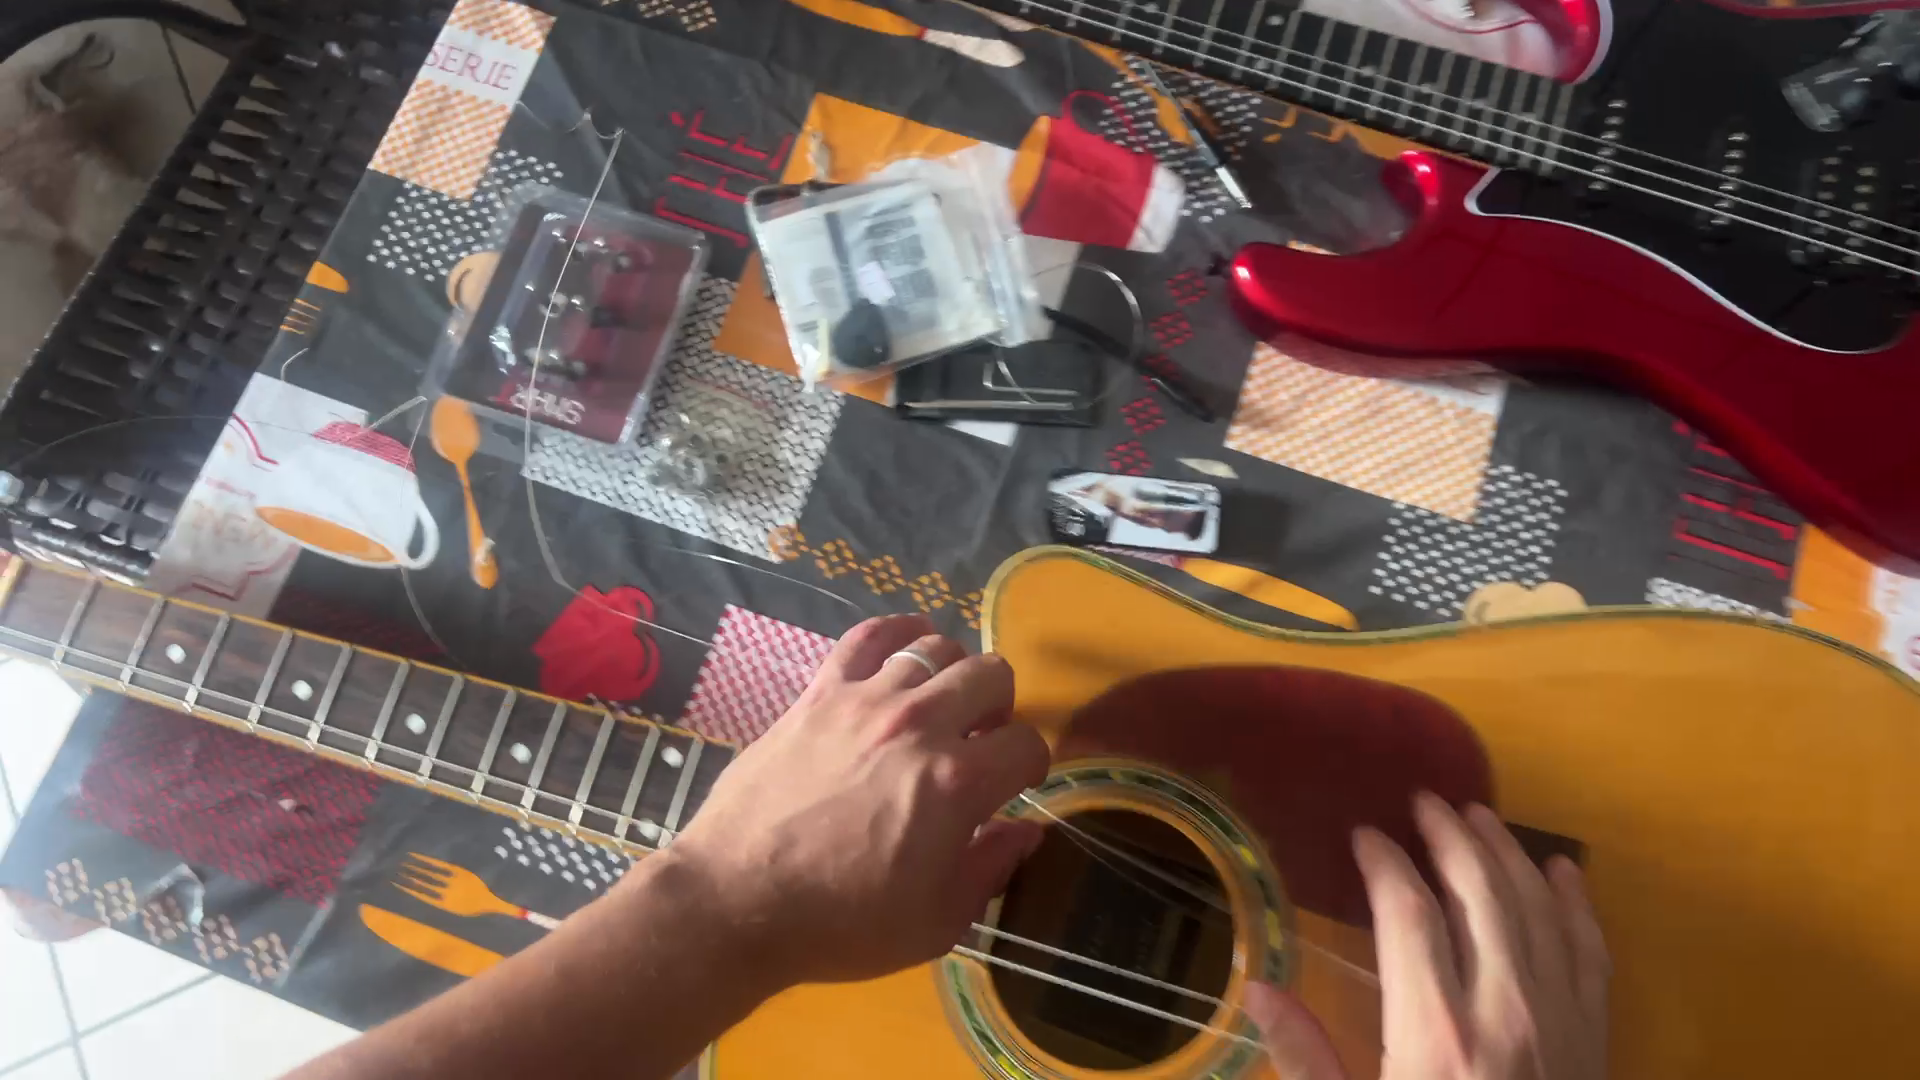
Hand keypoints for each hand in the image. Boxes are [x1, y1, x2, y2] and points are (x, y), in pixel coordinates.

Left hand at [653, 614, 1050, 988]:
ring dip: (952, 673)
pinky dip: (897, 631)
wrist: (736, 899)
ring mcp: (867, 698)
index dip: (1030, 764)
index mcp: (955, 782)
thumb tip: (1027, 828)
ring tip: (939, 702)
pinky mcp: (821, 690)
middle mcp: (920, 724)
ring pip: (936, 647)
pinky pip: (869, 635)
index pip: (1026, 744)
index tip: (1014, 782)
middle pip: (991, 675)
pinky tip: (907, 644)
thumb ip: (991, 867)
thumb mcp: (935, 921)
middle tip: (979, 738)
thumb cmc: (841, 922)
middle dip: (1000, 706)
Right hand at [1246, 793, 1608, 1079]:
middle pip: (1481, 894)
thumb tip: (1258, 988)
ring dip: (1507, 854)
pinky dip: (1578, 906)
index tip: (1363, 836)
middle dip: (1450, 837)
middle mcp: (1506, 1013)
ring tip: (1478, 815)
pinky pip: (1592, 956)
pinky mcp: (1599, 1046)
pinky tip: (1564, 872)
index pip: (1409, 911)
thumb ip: (1306, 1060)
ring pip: (1539, 911)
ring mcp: (1564, 1028)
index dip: (1384, 861)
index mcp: (1437, 1031)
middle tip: (1423, 800)